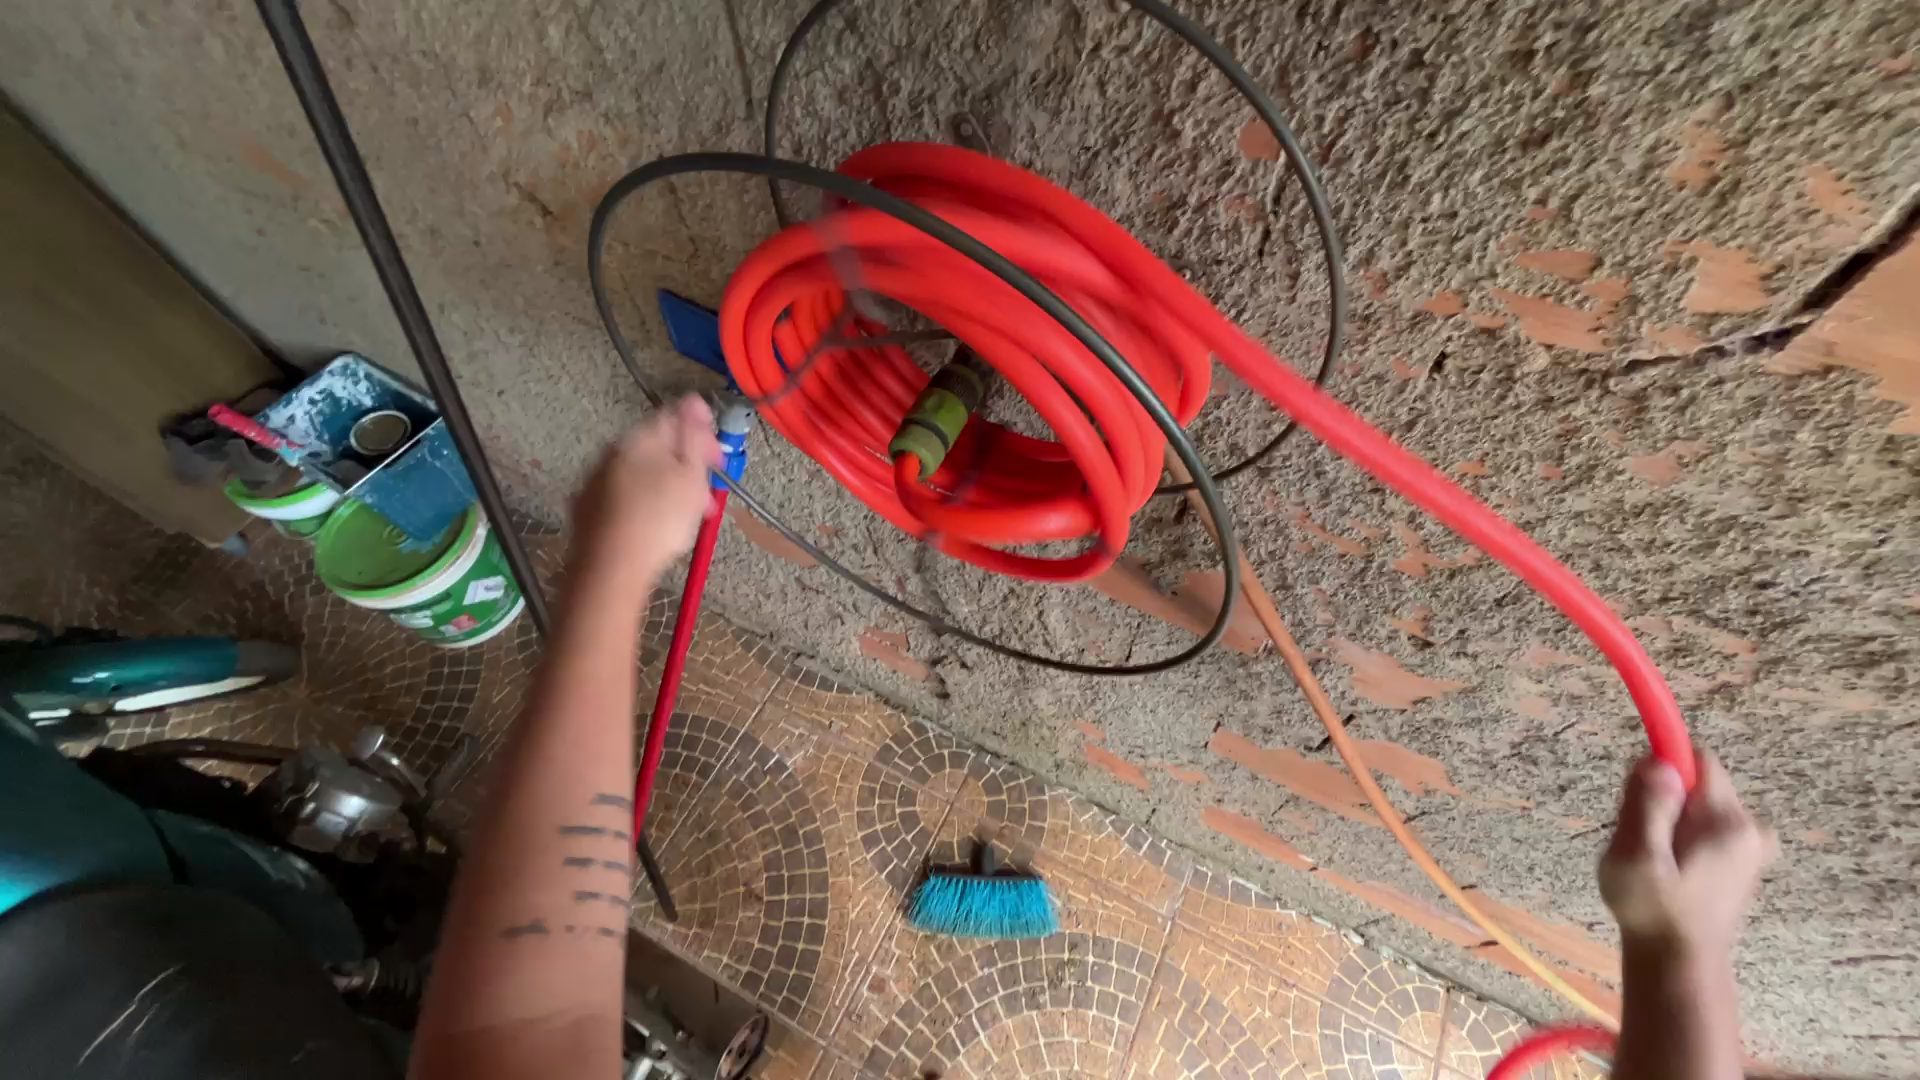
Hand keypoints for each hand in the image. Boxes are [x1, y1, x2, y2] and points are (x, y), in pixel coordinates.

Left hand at [570, 396, 721, 594]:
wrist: (611, 568)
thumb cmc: (659, 521)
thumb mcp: (691, 476)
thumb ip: (694, 436)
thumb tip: (695, 401)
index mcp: (639, 439)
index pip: (675, 417)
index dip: (703, 432)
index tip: (719, 456)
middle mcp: (612, 452)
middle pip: (657, 447)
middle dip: (685, 463)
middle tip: (707, 489)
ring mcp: (596, 480)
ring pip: (641, 472)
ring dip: (667, 484)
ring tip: (687, 513)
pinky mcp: (587, 509)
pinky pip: (625, 496)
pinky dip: (645, 502)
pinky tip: (656, 524)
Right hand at [1599, 751, 1775, 956]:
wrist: (1678, 958)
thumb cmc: (1651, 906)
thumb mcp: (1637, 853)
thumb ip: (1648, 805)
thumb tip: (1657, 759)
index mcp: (1727, 823)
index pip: (1697, 759)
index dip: (1661, 761)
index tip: (1634, 785)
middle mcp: (1751, 828)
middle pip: (1693, 780)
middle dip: (1658, 795)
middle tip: (1636, 833)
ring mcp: (1750, 844)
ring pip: (1694, 801)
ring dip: (1664, 814)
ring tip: (1648, 852)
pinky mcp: (1741, 856)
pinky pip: (1701, 819)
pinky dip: (1677, 830)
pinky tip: (1665, 861)